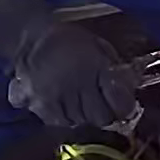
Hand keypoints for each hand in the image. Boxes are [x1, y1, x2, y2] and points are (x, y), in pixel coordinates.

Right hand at [0, 0, 138, 129]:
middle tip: (98, 104)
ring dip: (82, 116)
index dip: (124, 108)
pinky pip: (58, 123)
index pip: (121, 104)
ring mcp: (57, 99)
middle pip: (100, 118)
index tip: (122, 106)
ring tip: (77, 101)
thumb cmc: (70, 40)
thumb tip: (130, 91)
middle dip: (103, 113)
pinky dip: (63, 117)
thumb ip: (116, 69)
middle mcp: (77, 87)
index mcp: (97, 68)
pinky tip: (62, 105)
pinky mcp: (38, 106)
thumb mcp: (100, 47)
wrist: (29, 36)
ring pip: (80, 123)